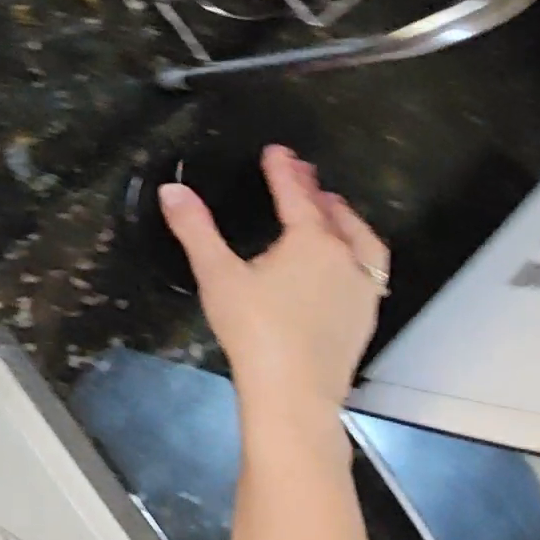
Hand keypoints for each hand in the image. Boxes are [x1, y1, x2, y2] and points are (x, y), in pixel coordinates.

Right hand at [160, 145, 388, 421]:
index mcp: (311, 244)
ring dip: (345, 219)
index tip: (277, 150)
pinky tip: (340, 259)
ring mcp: (361, 290)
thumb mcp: (216, 273)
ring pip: (362, 243)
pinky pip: (368, 267)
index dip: (283, 172)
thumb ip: (195, 229)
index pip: (297, 198)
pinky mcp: (363, 314)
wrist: (294, 388)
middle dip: (316, 190)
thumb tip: (172, 189)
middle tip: (301, 171)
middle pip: (336, 216)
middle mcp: (345, 260)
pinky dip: (354, 248)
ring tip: (331, 208)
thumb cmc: (253, 326)